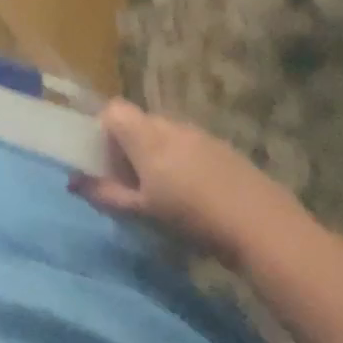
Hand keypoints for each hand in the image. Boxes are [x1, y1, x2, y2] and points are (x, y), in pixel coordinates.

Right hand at [70, 99, 304, 263]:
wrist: (269, 232)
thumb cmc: (192, 216)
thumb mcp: (140, 211)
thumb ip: (104, 193)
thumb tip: (72, 182)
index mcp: (146, 136)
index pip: (113, 109)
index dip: (105, 128)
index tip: (107, 156)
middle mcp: (175, 128)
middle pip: (142, 122)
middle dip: (132, 143)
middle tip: (134, 176)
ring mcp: (207, 139)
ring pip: (171, 135)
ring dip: (162, 153)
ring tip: (169, 188)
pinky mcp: (233, 154)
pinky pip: (197, 148)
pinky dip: (190, 162)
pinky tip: (201, 194)